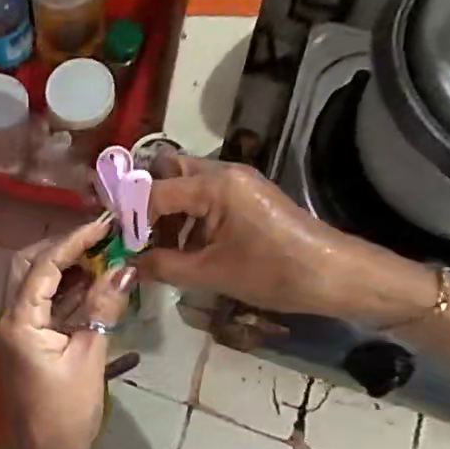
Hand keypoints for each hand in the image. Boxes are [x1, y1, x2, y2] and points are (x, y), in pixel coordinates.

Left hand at [0, 214, 133, 448]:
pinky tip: (93, 284)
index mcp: (19, 323)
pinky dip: (66, 291)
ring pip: (34, 284)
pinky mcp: (27, 344)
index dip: (73, 241)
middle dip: (61, 247)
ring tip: (102, 255)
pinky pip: (43, 306)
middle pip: (27, 266)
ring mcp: (16, 332)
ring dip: (64, 267)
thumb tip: (124, 270)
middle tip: (99, 238)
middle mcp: (9, 320)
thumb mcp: (89, 359)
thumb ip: (103, 310)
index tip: (103, 225)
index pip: (43, 266)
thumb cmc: (65, 417)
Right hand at [137, 156, 429, 317]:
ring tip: (155, 249)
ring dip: (166, 213)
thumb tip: (129, 266)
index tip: (115, 241)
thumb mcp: (212, 273)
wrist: (334, 276)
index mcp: (215, 184)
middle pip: (168, 173)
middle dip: (146, 203)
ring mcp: (239, 183)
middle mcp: (225, 172)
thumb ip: (163, 266)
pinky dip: (188, 219)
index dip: (130, 216)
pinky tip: (183, 249)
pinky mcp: (247, 198)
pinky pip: (206, 198)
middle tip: (132, 236)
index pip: (154, 190)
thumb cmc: (273, 272)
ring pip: (186, 186)